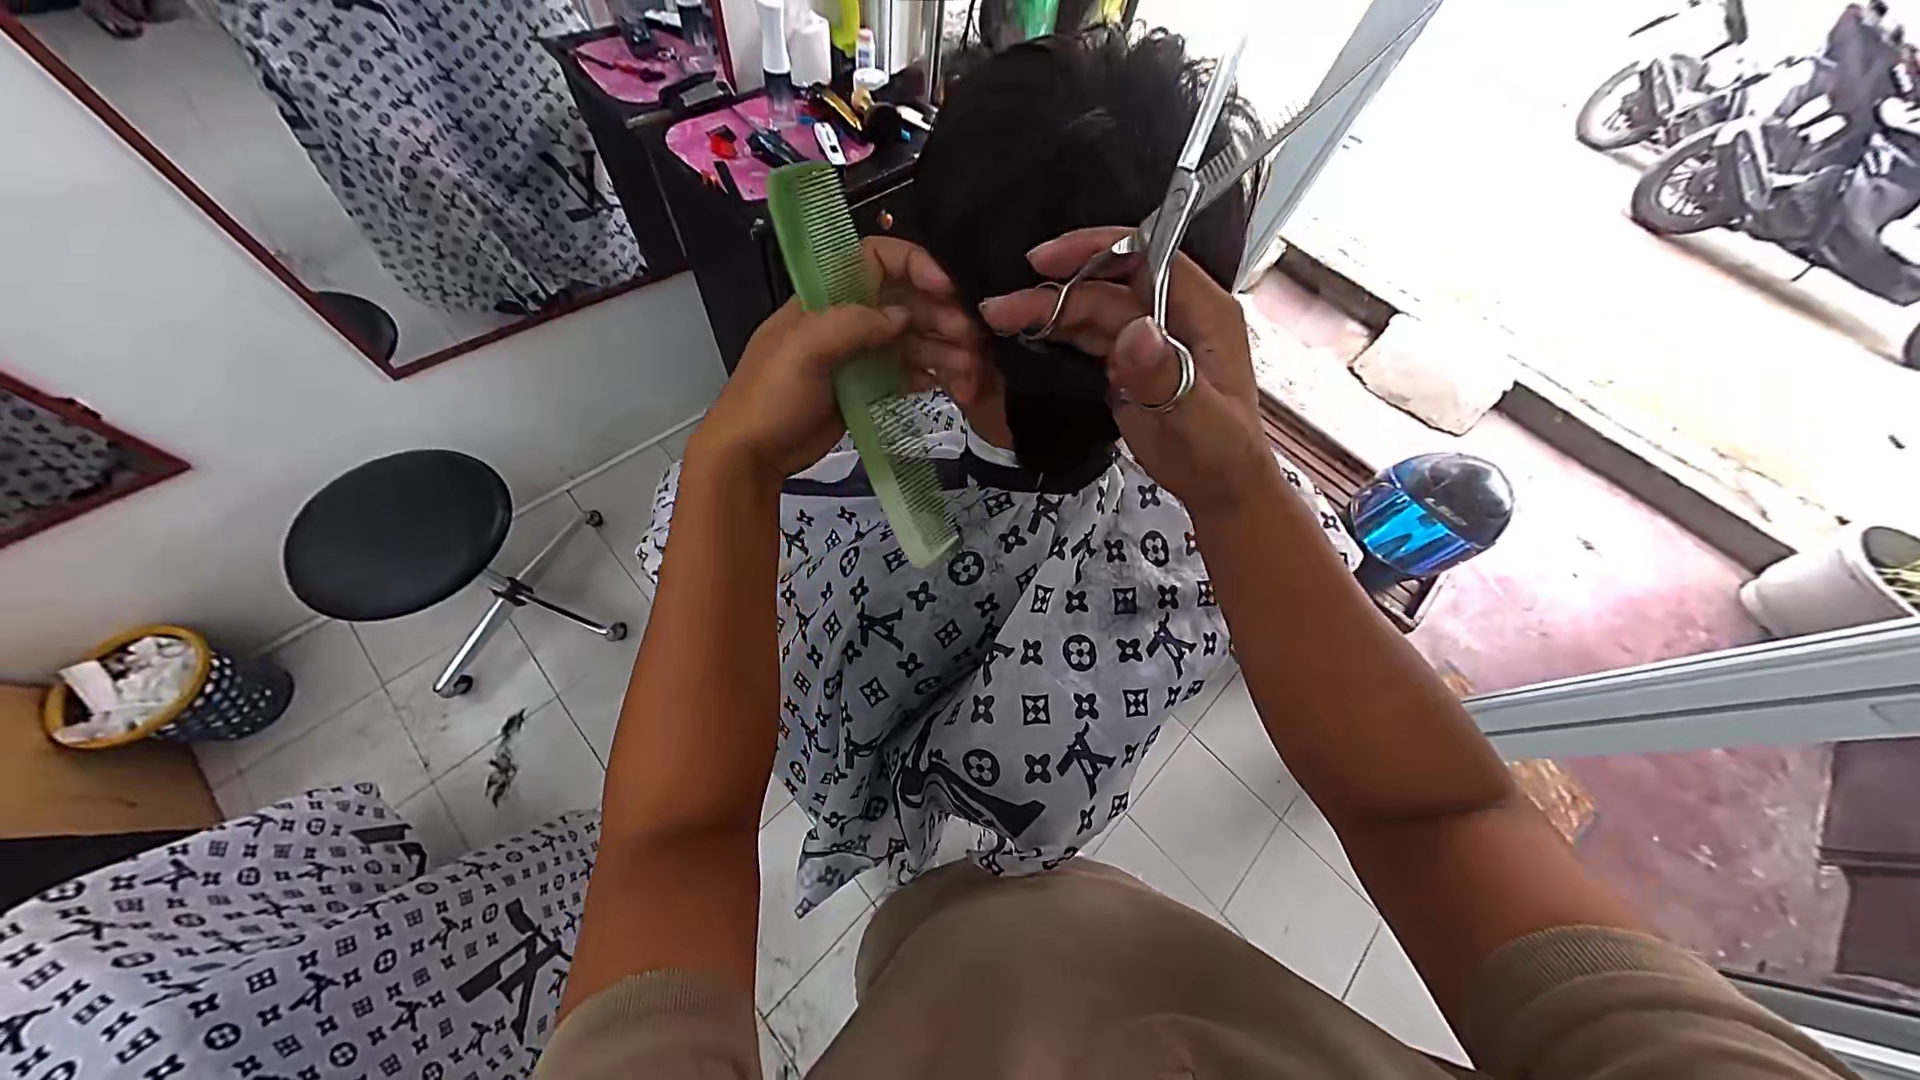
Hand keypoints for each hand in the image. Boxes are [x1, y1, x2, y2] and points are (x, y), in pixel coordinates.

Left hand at [693, 237, 981, 483]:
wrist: (753, 454)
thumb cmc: (770, 396)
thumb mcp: (803, 351)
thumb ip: (851, 324)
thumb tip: (900, 317)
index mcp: (828, 297)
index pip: (878, 260)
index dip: (916, 266)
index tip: (948, 289)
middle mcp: (849, 319)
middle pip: (907, 302)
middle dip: (943, 316)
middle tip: (971, 341)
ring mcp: (861, 354)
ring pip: (915, 340)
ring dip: (946, 351)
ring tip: (972, 374)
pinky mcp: (870, 386)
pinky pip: (909, 372)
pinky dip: (934, 376)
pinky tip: (955, 385)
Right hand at [975, 227, 1274, 513]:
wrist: (1216, 486)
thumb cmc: (1220, 454)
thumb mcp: (1199, 419)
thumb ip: (1167, 374)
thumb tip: (1134, 331)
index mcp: (1201, 312)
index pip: (1147, 257)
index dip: (1095, 250)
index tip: (1045, 262)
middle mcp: (1172, 316)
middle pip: (1106, 288)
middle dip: (1053, 293)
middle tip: (1000, 309)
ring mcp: (1148, 340)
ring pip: (1092, 312)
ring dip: (1047, 315)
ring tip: (1000, 320)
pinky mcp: (1128, 365)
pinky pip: (1089, 339)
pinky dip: (1057, 337)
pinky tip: (1026, 338)